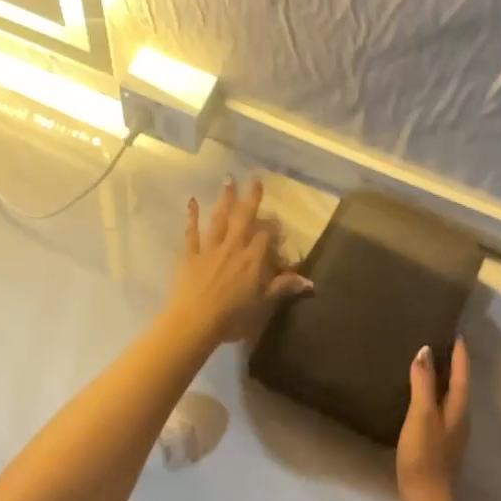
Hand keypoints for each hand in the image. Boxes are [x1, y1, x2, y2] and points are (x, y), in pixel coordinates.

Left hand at [165, 178, 311, 346]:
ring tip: (228, 180)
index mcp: (252, 260)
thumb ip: (283, 288)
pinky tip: (192, 201)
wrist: (195, 322)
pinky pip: (192, 232)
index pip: (266, 236)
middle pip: (244, 218)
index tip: (276, 221)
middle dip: (251, 199)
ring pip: (219, 219)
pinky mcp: (190, 255)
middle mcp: (233, 248)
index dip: (272, 228)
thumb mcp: (262, 304)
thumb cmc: (232, 317)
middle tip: (255, 179)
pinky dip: (192, 216)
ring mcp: (210, 249)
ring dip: (225, 199)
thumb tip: (309, 282)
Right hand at [397, 339, 469, 500]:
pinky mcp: (440, 445)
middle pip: (460, 386)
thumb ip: (423, 384)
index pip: (462, 375)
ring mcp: (451, 434)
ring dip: (444, 382)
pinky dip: (435, 398)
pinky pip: (441, 412)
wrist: (426, 497)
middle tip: (443, 345)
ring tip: (431, 367)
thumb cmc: (423, 454)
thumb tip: (425, 351)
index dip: (460, 355)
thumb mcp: (421, 415)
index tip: (457, 334)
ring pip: (451, 400)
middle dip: (454, 366)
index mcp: (458, 409)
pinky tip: (422, 400)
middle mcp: (460, 419)